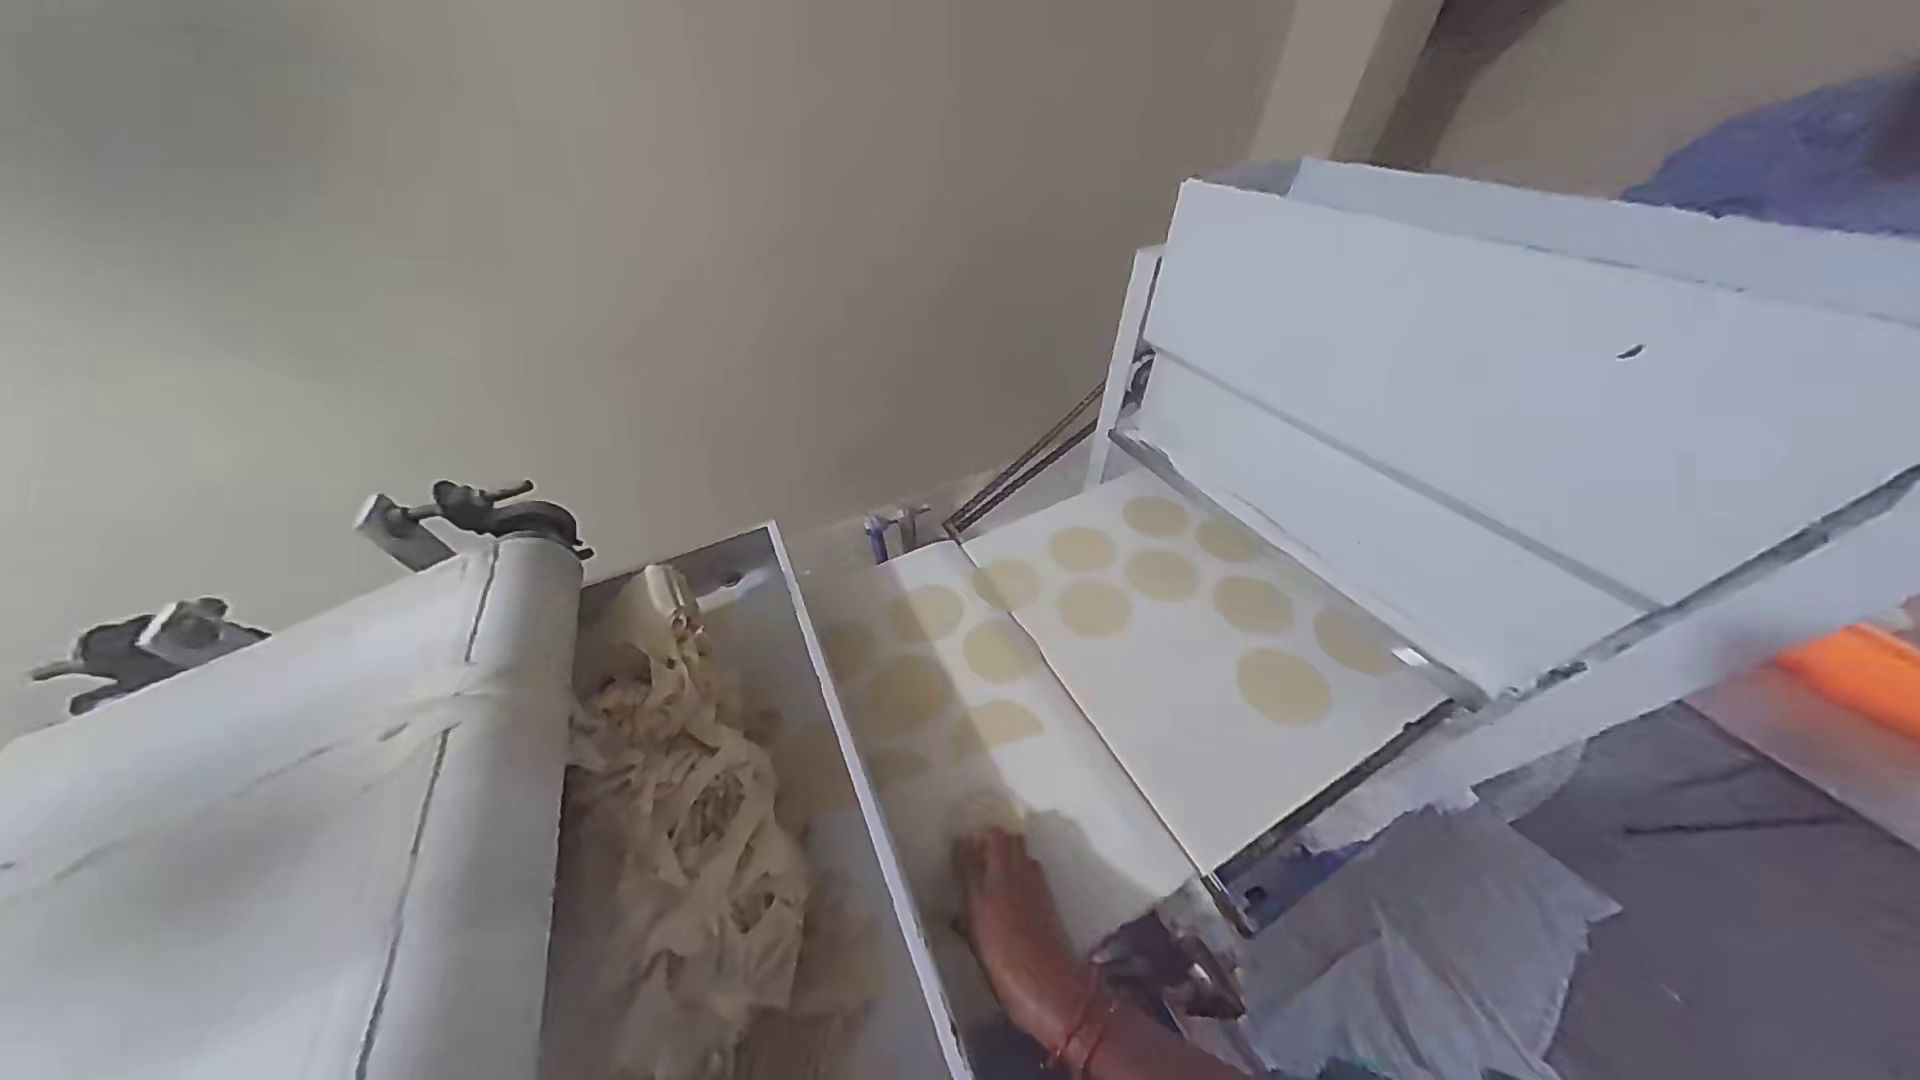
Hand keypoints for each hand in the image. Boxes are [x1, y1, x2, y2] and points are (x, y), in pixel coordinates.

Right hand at [953, 827, 1092, 1049]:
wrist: (1048, 983)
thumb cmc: (1005, 972)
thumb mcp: (975, 945)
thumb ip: (965, 921)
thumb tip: (957, 915)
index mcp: (977, 893)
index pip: (965, 853)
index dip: (961, 847)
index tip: (959, 848)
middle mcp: (1002, 878)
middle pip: (997, 837)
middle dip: (988, 837)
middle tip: (980, 847)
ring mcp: (1027, 879)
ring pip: (1016, 842)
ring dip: (1007, 844)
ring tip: (999, 857)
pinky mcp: (1046, 886)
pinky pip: (1031, 860)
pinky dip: (1023, 861)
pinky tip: (1019, 876)